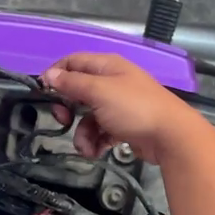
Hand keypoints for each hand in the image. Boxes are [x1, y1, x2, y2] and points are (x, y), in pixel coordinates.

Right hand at [40, 53, 209, 163]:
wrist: (171, 136)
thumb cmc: (134, 108)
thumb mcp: (99, 92)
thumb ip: (72, 83)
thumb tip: (49, 75)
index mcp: (107, 66)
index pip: (73, 62)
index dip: (56, 75)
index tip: (43, 93)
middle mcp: (111, 82)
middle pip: (77, 91)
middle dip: (68, 108)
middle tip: (63, 119)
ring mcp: (118, 105)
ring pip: (86, 116)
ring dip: (81, 132)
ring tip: (86, 146)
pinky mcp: (122, 125)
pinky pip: (99, 131)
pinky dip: (95, 141)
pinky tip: (96, 151)